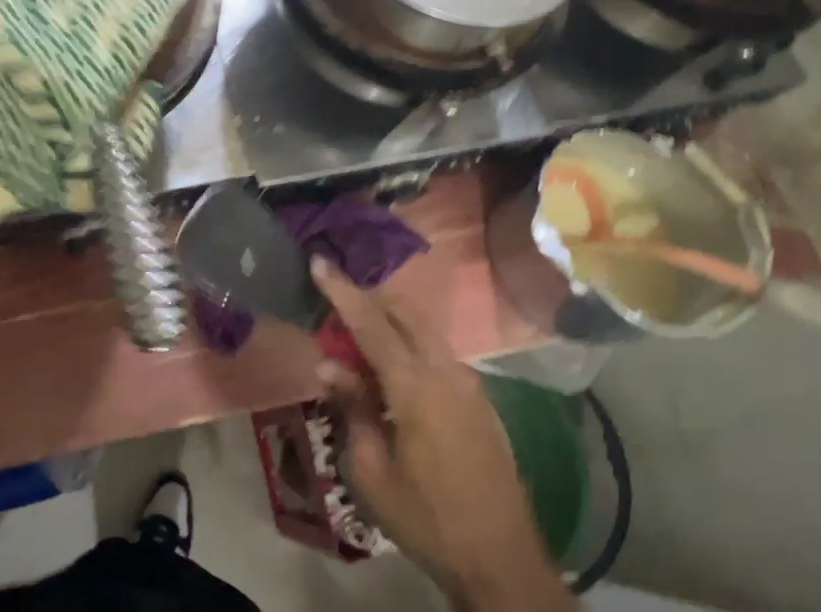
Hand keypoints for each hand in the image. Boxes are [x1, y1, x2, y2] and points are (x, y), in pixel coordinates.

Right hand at [312, 261, 573, 611]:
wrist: (500, 559)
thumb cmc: (425, 517)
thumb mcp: (371, 469)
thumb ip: (353, 408)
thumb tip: (329, 366)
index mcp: (416, 387)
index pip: (372, 323)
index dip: (342, 291)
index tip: (320, 261)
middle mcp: (448, 373)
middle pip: (406, 313)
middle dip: (371, 298)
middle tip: (336, 300)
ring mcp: (471, 386)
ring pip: (426, 332)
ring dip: (392, 322)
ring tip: (358, 338)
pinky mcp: (482, 403)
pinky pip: (440, 356)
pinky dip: (411, 346)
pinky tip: (392, 374)